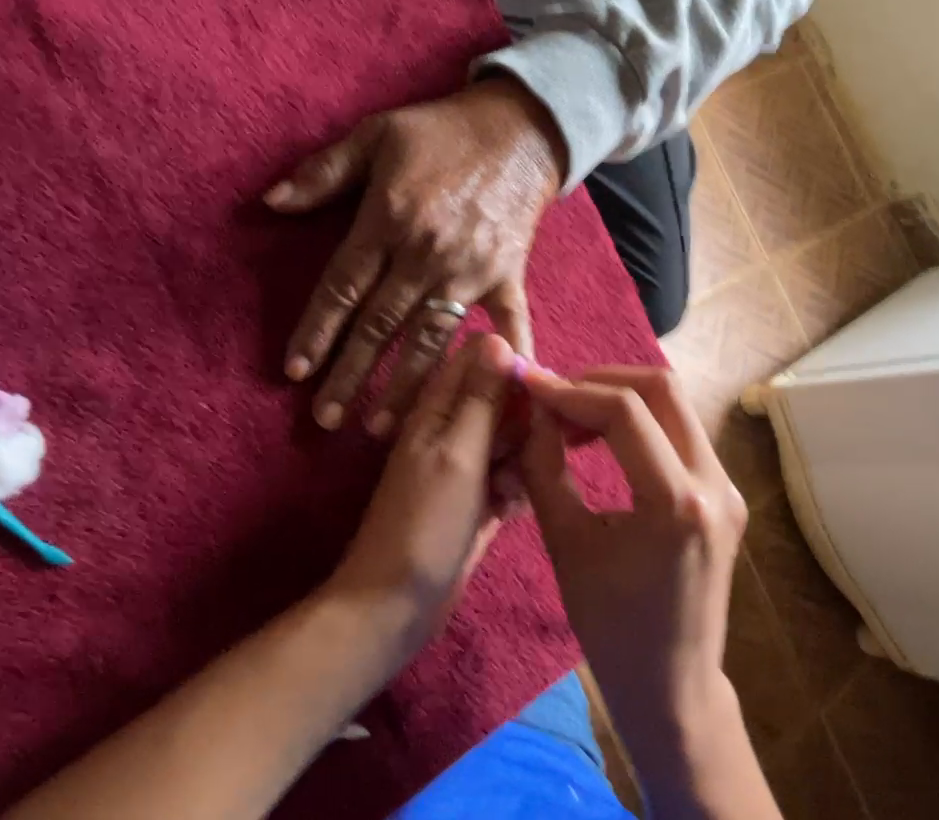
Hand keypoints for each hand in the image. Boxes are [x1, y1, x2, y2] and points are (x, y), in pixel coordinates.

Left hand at [266, 77, 567, 436]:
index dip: (316, 331)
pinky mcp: (509, 276)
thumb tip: (271, 202)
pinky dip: (504, 361)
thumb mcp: (374, 134)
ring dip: (405, 386)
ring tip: (380, 427)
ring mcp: (471, 270)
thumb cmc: (439, 133)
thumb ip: (323, 172)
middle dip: (350, 373)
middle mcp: (425, 253)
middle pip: (378, 325)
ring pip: (430, 338)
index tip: (295, 371)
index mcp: (387, 219)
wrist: (519, 129)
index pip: (342, 288)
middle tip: (326, 417)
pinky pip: (508, 325)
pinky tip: (499, 403)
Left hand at [324, 335, 525, 645]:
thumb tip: (496, 334)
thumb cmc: (425, 522)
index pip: (479, 359)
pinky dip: (515, 491)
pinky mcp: (476, 502)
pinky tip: (509, 512)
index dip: (514, 366)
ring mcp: (464, 468)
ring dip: (522, 459)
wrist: (395, 603)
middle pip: (502, 401)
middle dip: (524, 420)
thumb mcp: (458, 452)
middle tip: (524, 452)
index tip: (543, 391)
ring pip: (512, 441)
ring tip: (509, 491)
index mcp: (437, 408)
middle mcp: (451, 430)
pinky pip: (510, 479)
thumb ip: (480, 398)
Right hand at [515, 366, 748, 727]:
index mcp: (676, 504)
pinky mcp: (725, 496)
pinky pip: (682, 434)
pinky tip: (602, 441)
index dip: (570, 390)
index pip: (624, 411)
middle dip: (600, 380)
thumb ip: (545, 467)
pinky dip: (640, 422)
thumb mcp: (565, 543)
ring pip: (676, 406)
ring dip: (621, 398)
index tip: (528, 386)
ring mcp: (728, 488)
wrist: (671, 685)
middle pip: (662, 389)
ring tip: (571, 418)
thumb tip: (532, 411)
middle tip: (553, 397)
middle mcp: (714, 485)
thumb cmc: (610, 626)